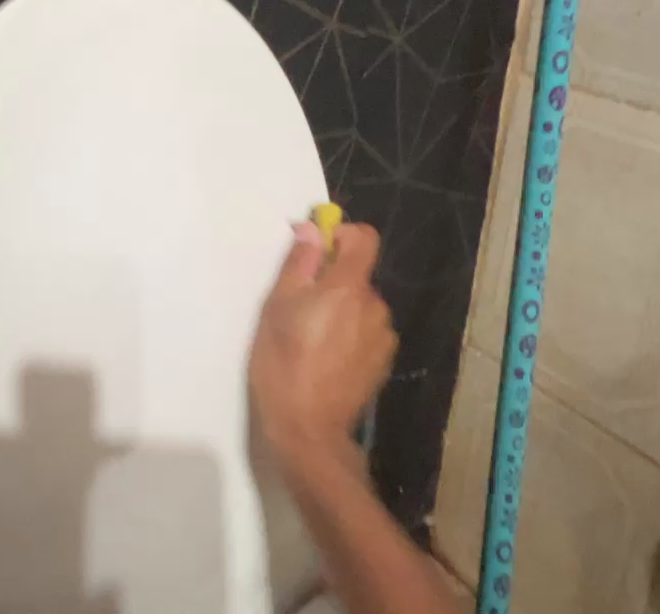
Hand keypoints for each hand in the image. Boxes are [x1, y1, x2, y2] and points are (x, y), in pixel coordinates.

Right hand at [249, 220, 395, 463]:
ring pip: (360, 305)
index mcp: (348, 287)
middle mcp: (374, 306)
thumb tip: (310, 229)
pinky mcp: (382, 362)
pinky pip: (366, 331)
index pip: (364, 238)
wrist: (307, 429)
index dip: (341, 235)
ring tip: (310, 337)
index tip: (316, 252)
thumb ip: (299, 263)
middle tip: (299, 306)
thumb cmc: (282, 362)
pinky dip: (349, 333)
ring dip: (341, 309)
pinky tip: (326, 358)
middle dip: (331, 280)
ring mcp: (382, 337)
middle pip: (357, 274)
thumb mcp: (277, 305)